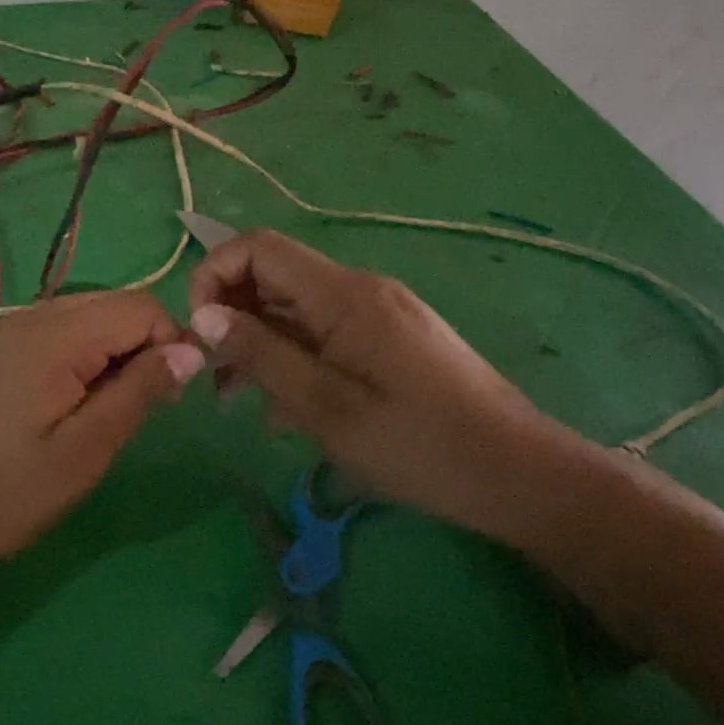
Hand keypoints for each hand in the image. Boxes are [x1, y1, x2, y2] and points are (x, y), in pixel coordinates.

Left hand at [0, 291, 205, 570]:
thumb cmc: (8, 493)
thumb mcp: (85, 451)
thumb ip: (138, 391)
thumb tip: (190, 350)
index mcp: (52, 335)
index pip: (140, 306)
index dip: (170, 343)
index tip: (169, 398)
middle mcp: (30, 315)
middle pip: (115, 303)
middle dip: (144, 345)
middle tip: (140, 409)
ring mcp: (9, 328)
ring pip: (89, 314)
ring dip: (115, 351)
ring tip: (107, 411)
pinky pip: (60, 330)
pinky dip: (84, 355)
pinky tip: (74, 402)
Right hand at [188, 228, 557, 533]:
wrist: (523, 476)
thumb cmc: (420, 446)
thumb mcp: (327, 408)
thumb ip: (262, 355)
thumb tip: (204, 315)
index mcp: (344, 295)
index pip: (257, 247)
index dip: (214, 275)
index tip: (200, 332)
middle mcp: (360, 290)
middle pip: (273, 276)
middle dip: (230, 317)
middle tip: (212, 376)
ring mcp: (378, 313)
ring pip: (295, 309)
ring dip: (257, 344)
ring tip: (236, 400)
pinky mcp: (390, 339)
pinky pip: (323, 333)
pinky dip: (292, 359)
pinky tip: (283, 411)